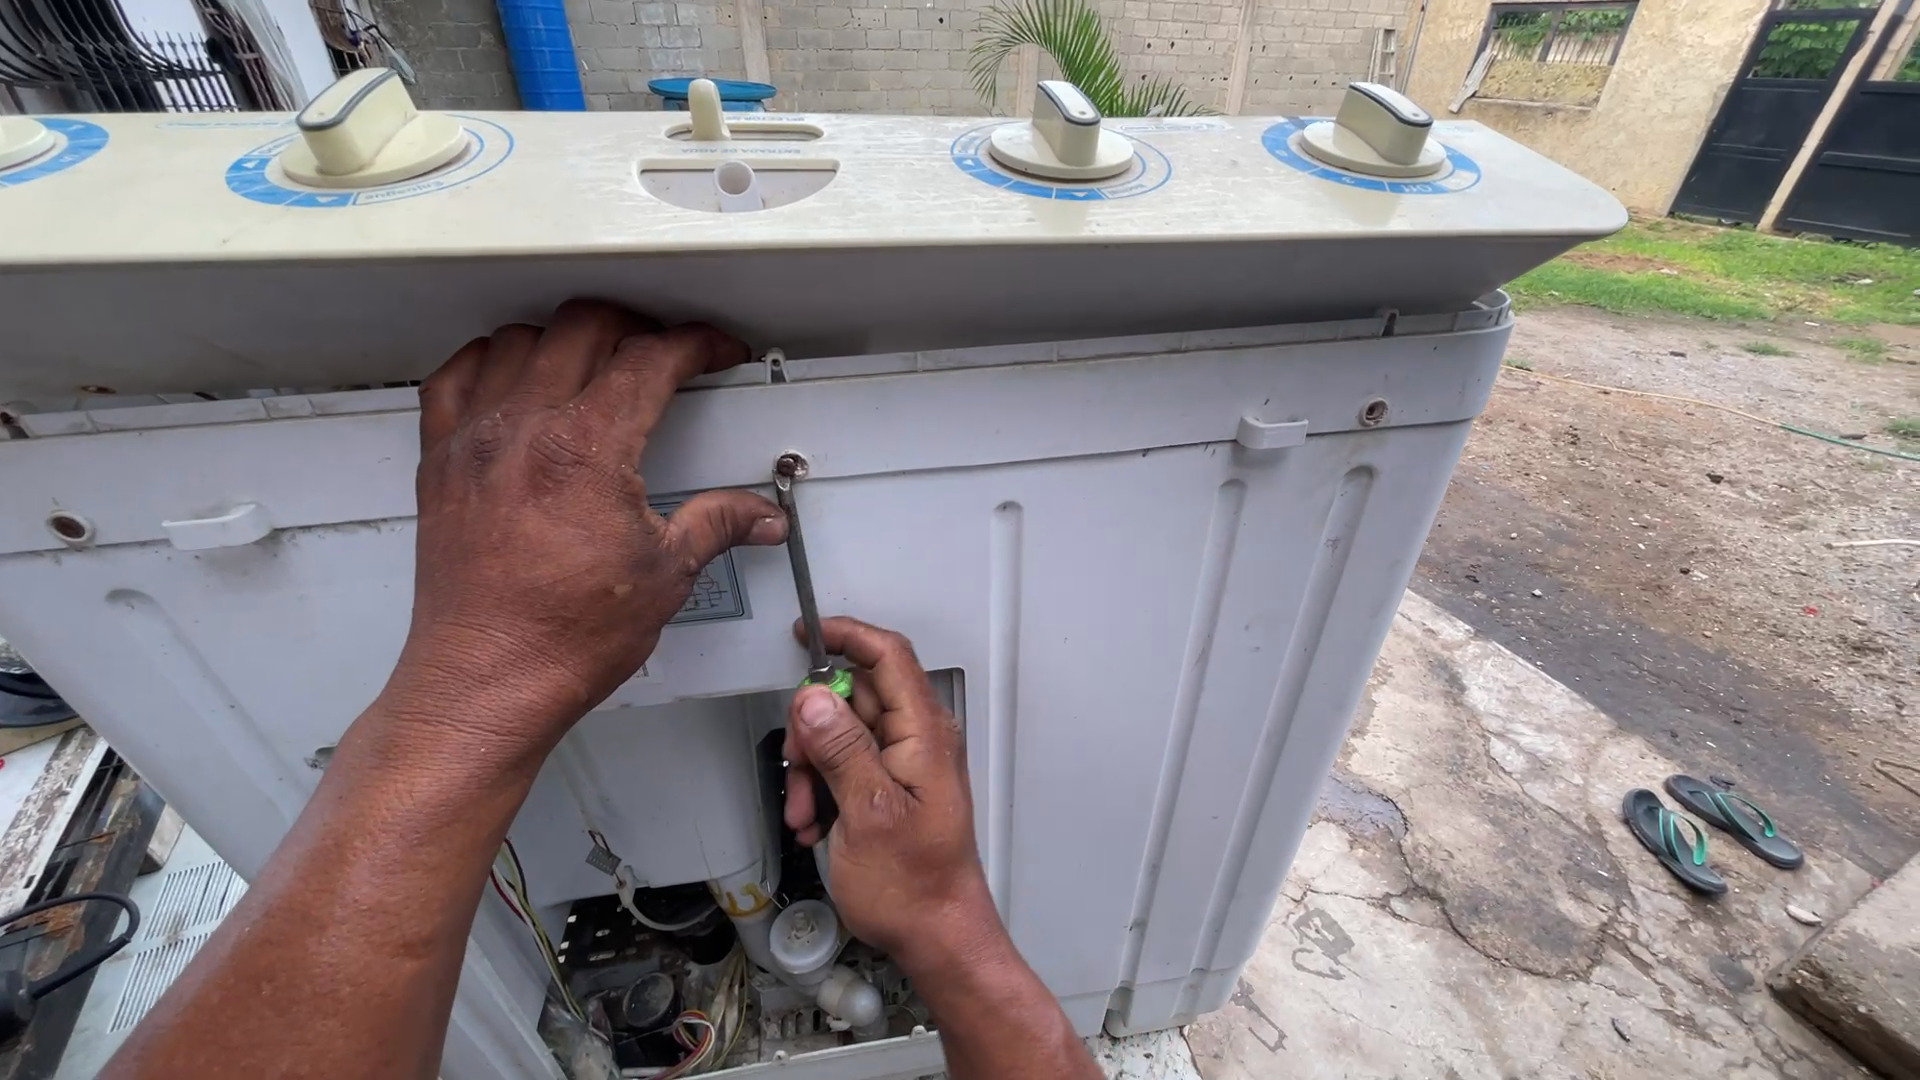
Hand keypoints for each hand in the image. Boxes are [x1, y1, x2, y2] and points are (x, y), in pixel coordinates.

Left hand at [387, 300, 786, 760]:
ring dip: (571, 338)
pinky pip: (457, 376)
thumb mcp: (667, 572)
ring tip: (602, 360)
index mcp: (587, 448)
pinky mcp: (441, 462)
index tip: (716, 349)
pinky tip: (519, 377)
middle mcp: (524, 428)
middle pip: (586, 327)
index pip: (651, 360)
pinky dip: (495, 359)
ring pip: (521, 338)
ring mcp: (474, 440)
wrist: (489, 678)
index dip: (696, 344)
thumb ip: (720, 523)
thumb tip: (762, 516)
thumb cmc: (568, 634)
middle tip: (668, 350)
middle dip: (640, 326)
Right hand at [783, 618, 1003, 972]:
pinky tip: (817, 820)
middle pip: (854, 693)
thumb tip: (815, 698)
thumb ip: (842, 750)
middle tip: (801, 767)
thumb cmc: (917, 886)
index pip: (889, 655)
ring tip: (809, 810)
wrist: (936, 932)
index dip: (849, 635)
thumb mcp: (869, 814)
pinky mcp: (890, 780)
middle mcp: (917, 737)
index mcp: (924, 732)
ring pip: (841, 730)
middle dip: (814, 728)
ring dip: (813, 766)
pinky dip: (822, 785)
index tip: (808, 634)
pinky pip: (845, 761)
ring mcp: (904, 759)